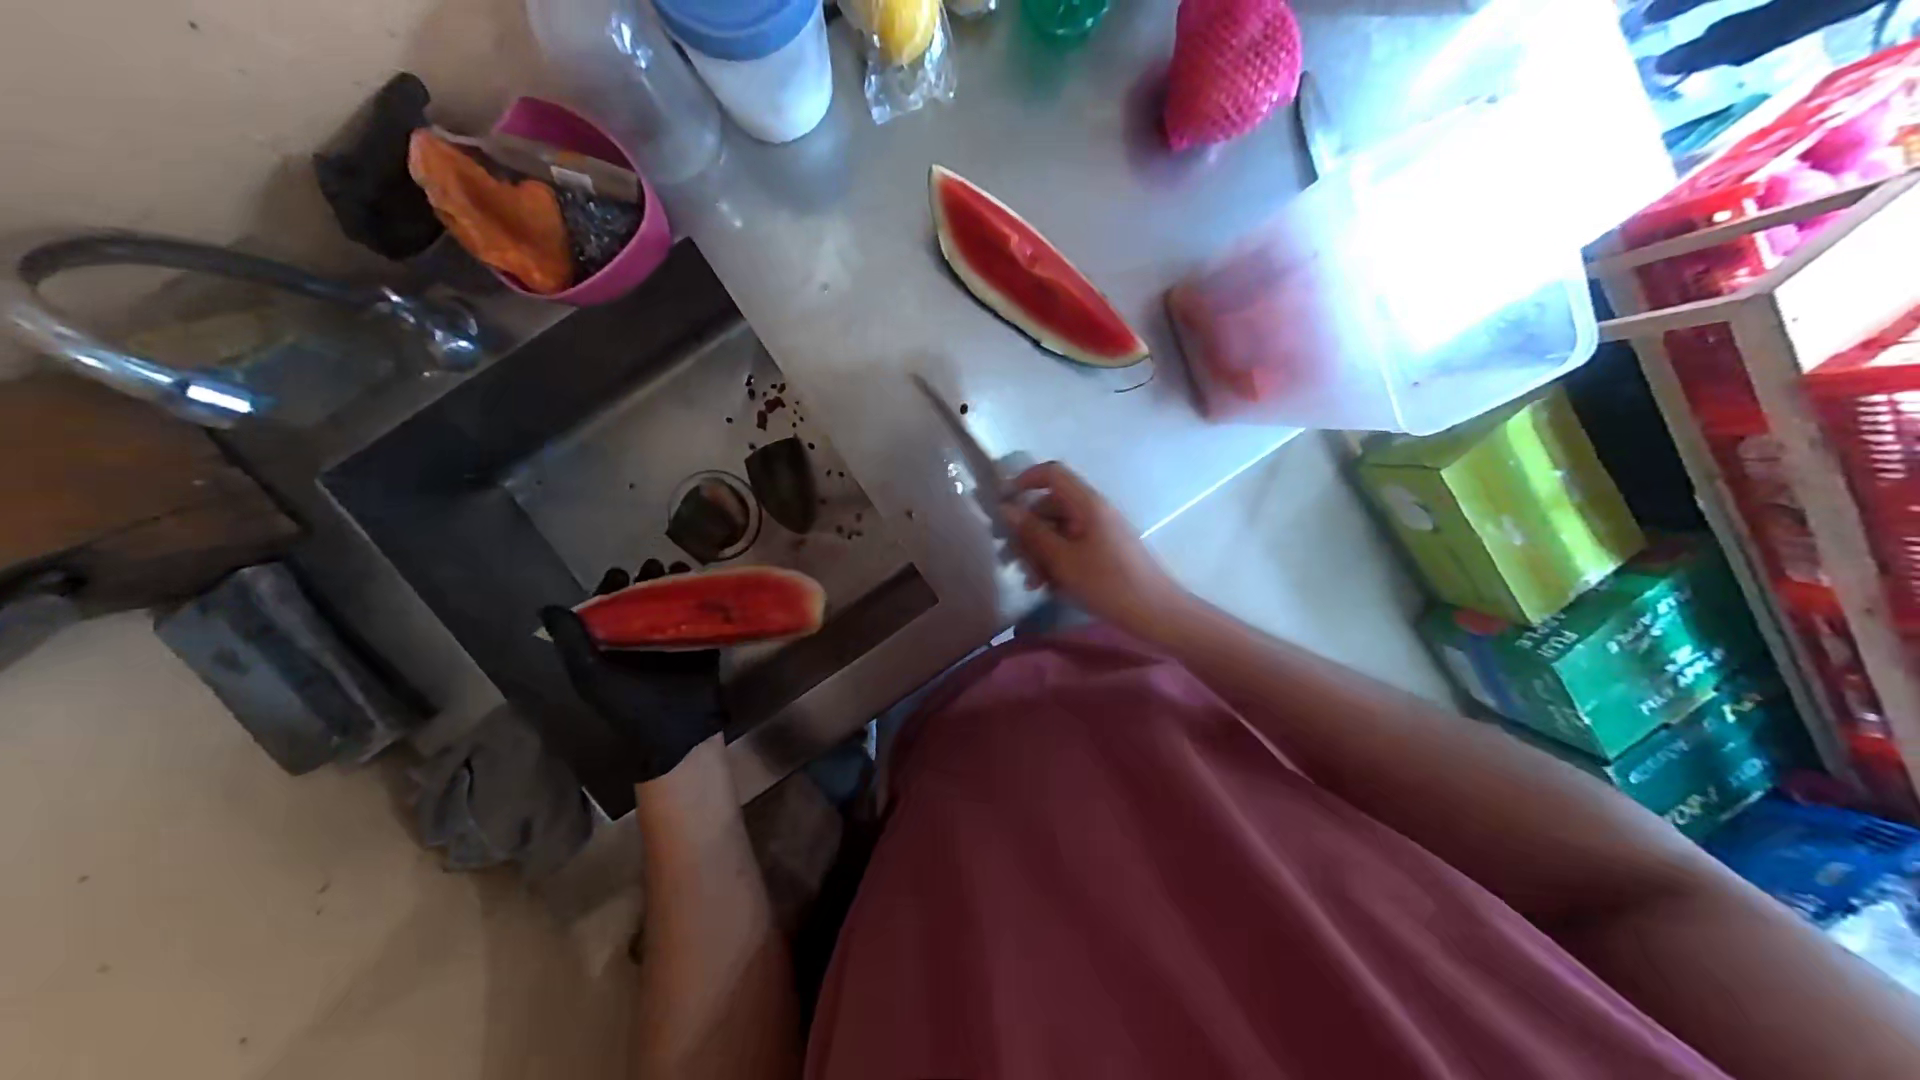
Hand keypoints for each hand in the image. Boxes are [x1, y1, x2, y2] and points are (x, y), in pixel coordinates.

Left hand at [539, 562, 725, 783]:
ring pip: (671, 603)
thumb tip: (547, 607)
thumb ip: (572, 642)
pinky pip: (700, 616)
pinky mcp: (700, 644)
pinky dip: (701, 599)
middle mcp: (640, 639)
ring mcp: (672, 640)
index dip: (611, 587)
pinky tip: (702, 584)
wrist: (680, 731)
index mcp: (612, 646)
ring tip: (678, 569)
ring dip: (673, 584)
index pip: (608, 607)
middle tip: (654, 564)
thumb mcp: (592, 676)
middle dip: (646, 579)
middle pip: (641, 600)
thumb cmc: (631, 706)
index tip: (620, 571)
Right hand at [1003, 461, 1190, 637]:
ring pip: (1058, 529)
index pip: (1052, 473)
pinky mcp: (1104, 550)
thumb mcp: (1062, 560)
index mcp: (1087, 504)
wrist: (1156, 612)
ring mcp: (1100, 530)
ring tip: (1030, 580)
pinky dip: (1056, 560)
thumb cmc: (1108, 583)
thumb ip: (1032, 533)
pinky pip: (1072, 545)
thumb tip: (1006, 508)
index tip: (1003, 501)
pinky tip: (1046, 586)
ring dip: (1039, 551)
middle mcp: (1094, 510)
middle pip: (1051, 505)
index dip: (1025, 480)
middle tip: (1010, 557)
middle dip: (1027, 529)